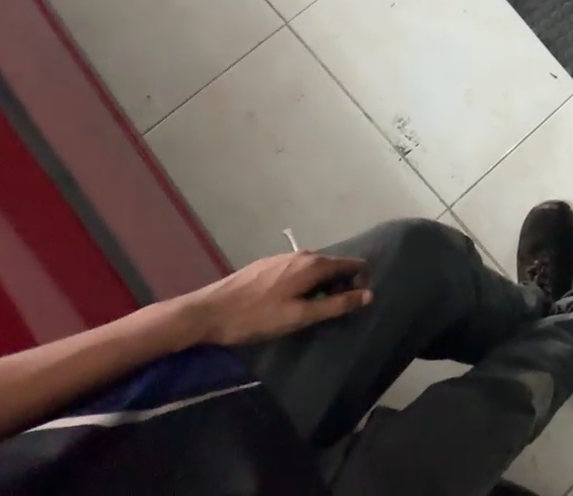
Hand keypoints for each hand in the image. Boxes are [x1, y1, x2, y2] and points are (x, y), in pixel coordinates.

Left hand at [171, 251, 371, 346]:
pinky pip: (296, 270)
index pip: (356, 265)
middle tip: (323, 312)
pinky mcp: (266, 264)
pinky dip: (301, 283)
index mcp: (316, 264)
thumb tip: (369, 295)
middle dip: (338, 286)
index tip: (348, 305)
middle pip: (335, 266)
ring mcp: (283, 257)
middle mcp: (304, 254)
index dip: (359, 284)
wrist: (203, 313)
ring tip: (300, 309)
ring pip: (314, 268)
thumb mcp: (299, 316)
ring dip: (318, 286)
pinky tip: (280, 302)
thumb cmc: (254, 317)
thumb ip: (336, 305)